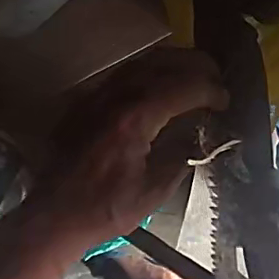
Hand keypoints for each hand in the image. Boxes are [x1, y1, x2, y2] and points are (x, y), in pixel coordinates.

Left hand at [22, 48, 228, 250]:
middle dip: (194, 64)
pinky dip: (146, 71)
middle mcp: (112, 99)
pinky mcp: (83, 104)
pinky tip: (158, 82)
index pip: (180, 88)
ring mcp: (94, 98)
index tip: (224, 99)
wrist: (53, 216)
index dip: (208, 90)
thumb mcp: (152, 192)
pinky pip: (119, 75)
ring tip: (193, 71)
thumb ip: (179, 158)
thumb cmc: (103, 210)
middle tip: (216, 75)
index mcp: (133, 120)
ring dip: (170, 62)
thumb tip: (197, 137)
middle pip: (160, 64)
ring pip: (137, 63)